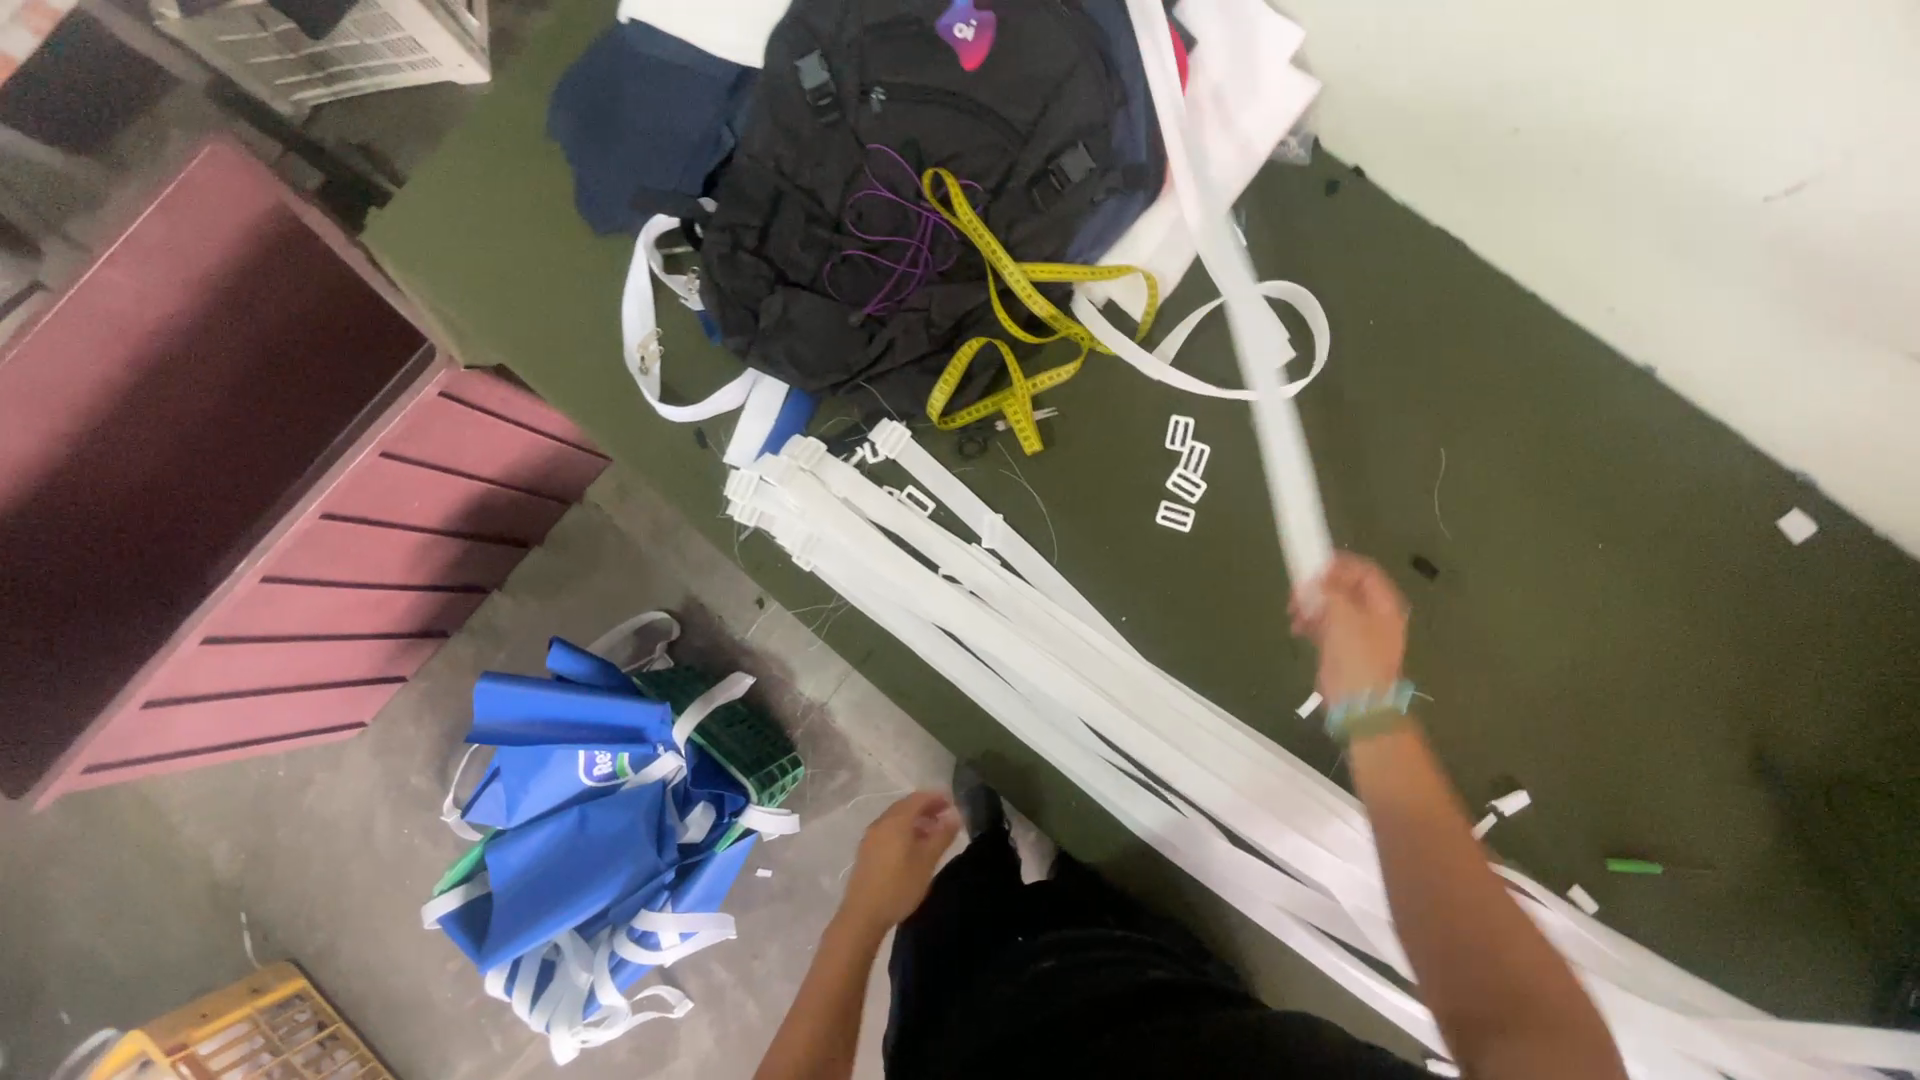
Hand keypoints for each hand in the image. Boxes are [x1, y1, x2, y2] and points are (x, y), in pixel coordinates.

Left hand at [837, 792, 959, 934]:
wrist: (863, 914)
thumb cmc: (899, 886)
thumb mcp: (927, 861)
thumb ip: (942, 835)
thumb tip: (955, 815)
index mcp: (896, 821)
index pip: (918, 798)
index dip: (936, 797)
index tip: (952, 803)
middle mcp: (881, 823)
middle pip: (906, 806)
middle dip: (926, 808)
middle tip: (945, 816)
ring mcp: (871, 837)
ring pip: (896, 819)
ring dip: (916, 820)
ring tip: (933, 833)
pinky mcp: (867, 851)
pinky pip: (889, 831)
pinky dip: (904, 830)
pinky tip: (913, 847)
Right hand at [1291, 553, 1408, 702]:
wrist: (1357, 701)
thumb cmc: (1356, 656)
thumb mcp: (1344, 617)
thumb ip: (1331, 591)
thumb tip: (1318, 578)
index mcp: (1383, 605)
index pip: (1364, 572)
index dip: (1340, 565)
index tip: (1313, 567)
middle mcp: (1373, 614)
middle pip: (1345, 587)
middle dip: (1319, 586)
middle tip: (1298, 590)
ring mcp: (1357, 631)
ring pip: (1331, 605)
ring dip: (1310, 603)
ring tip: (1293, 610)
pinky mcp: (1341, 645)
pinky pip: (1324, 624)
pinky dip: (1309, 621)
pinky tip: (1297, 627)